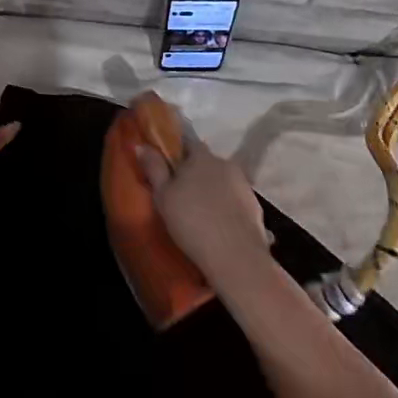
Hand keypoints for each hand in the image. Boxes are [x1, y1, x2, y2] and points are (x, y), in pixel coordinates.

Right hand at [136, 137, 269, 282]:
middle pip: (206, 162)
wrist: (235, 255)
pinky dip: (226, 207)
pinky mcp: (255, 204)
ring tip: (201, 214)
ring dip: (212, 190)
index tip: (168, 167)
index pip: (188, 142)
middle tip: (182, 196)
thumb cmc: (191, 221)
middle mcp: (225, 163)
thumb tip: (141, 145)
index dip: (177, 152)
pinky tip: (219, 225)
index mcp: (201, 156)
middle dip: (195, 173)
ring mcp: (244, 183)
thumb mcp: (163, 196)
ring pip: (222, 180)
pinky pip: (235, 199)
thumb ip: (154, 168)